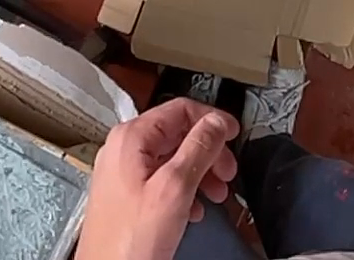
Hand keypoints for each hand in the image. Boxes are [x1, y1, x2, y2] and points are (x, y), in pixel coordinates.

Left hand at [77, 99, 240, 259]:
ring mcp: (121, 173)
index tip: (233, 133)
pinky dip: (183, 189)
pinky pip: (161, 180)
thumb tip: (215, 122)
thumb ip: (199, 149)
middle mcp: (123, 149)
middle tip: (228, 171)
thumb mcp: (175, 188)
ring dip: (199, 172)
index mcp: (132, 137)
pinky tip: (194, 209)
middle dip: (208, 151)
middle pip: (177, 133)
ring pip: (171, 158)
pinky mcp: (124, 196)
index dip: (211, 119)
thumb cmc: (129, 244)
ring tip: (216, 193)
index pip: (180, 109)